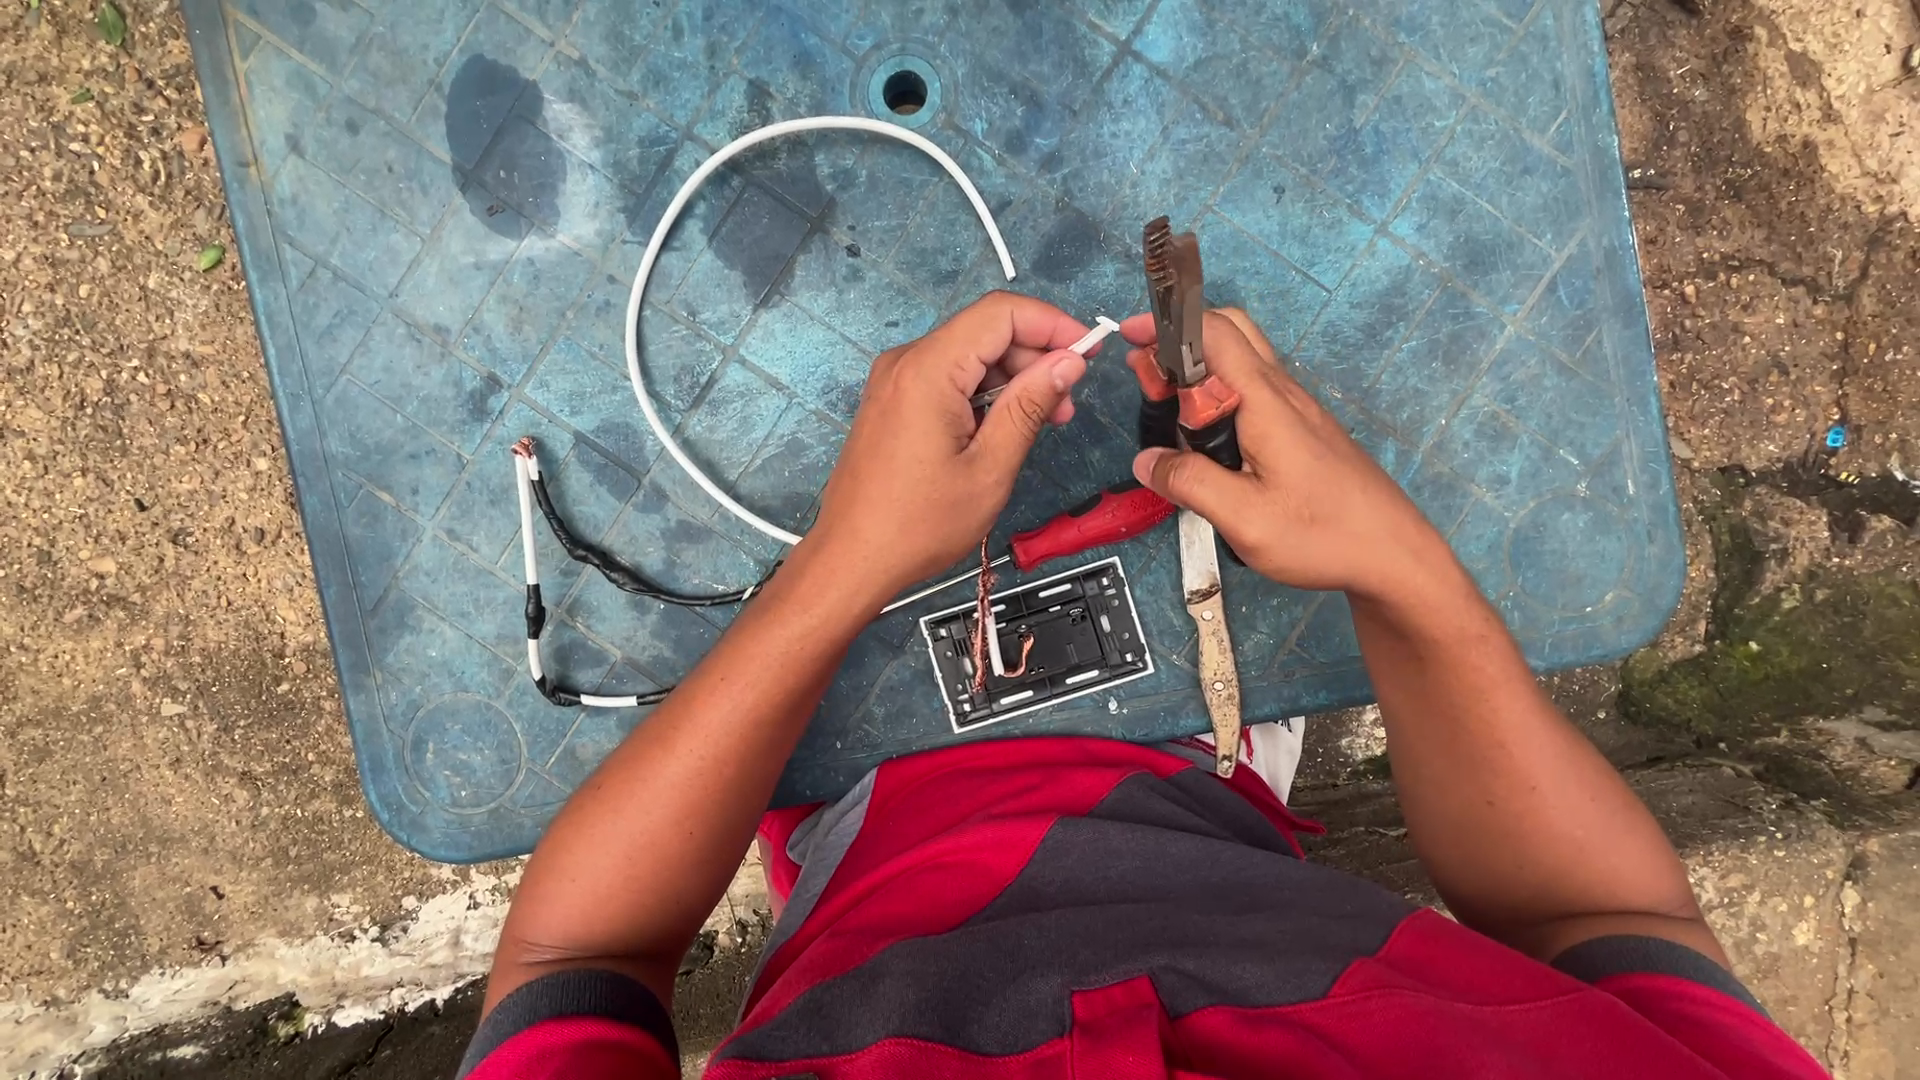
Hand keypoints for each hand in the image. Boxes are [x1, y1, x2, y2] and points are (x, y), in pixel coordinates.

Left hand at [808, 292, 1095, 598]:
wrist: (852, 558)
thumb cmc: (917, 525)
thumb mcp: (989, 468)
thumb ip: (1030, 406)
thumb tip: (1067, 363)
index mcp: (928, 370)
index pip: (1001, 313)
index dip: (1053, 324)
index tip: (1087, 353)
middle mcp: (906, 363)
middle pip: (985, 331)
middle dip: (1035, 357)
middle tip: (1066, 405)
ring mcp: (895, 381)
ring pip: (969, 356)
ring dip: (1012, 380)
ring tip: (1041, 423)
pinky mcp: (893, 401)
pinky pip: (948, 378)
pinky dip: (982, 394)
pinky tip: (1004, 428)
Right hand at [1121, 308, 1447, 599]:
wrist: (1394, 555)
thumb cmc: (1322, 534)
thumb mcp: (1243, 518)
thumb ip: (1189, 482)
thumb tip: (1146, 460)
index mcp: (1264, 402)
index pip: (1214, 333)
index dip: (1168, 325)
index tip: (1129, 339)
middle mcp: (1281, 393)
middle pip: (1230, 332)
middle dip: (1180, 338)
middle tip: (1145, 375)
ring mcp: (1294, 410)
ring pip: (1241, 361)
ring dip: (1197, 368)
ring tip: (1163, 406)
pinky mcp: (1300, 430)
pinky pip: (1252, 391)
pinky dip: (1217, 393)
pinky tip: (1203, 435)